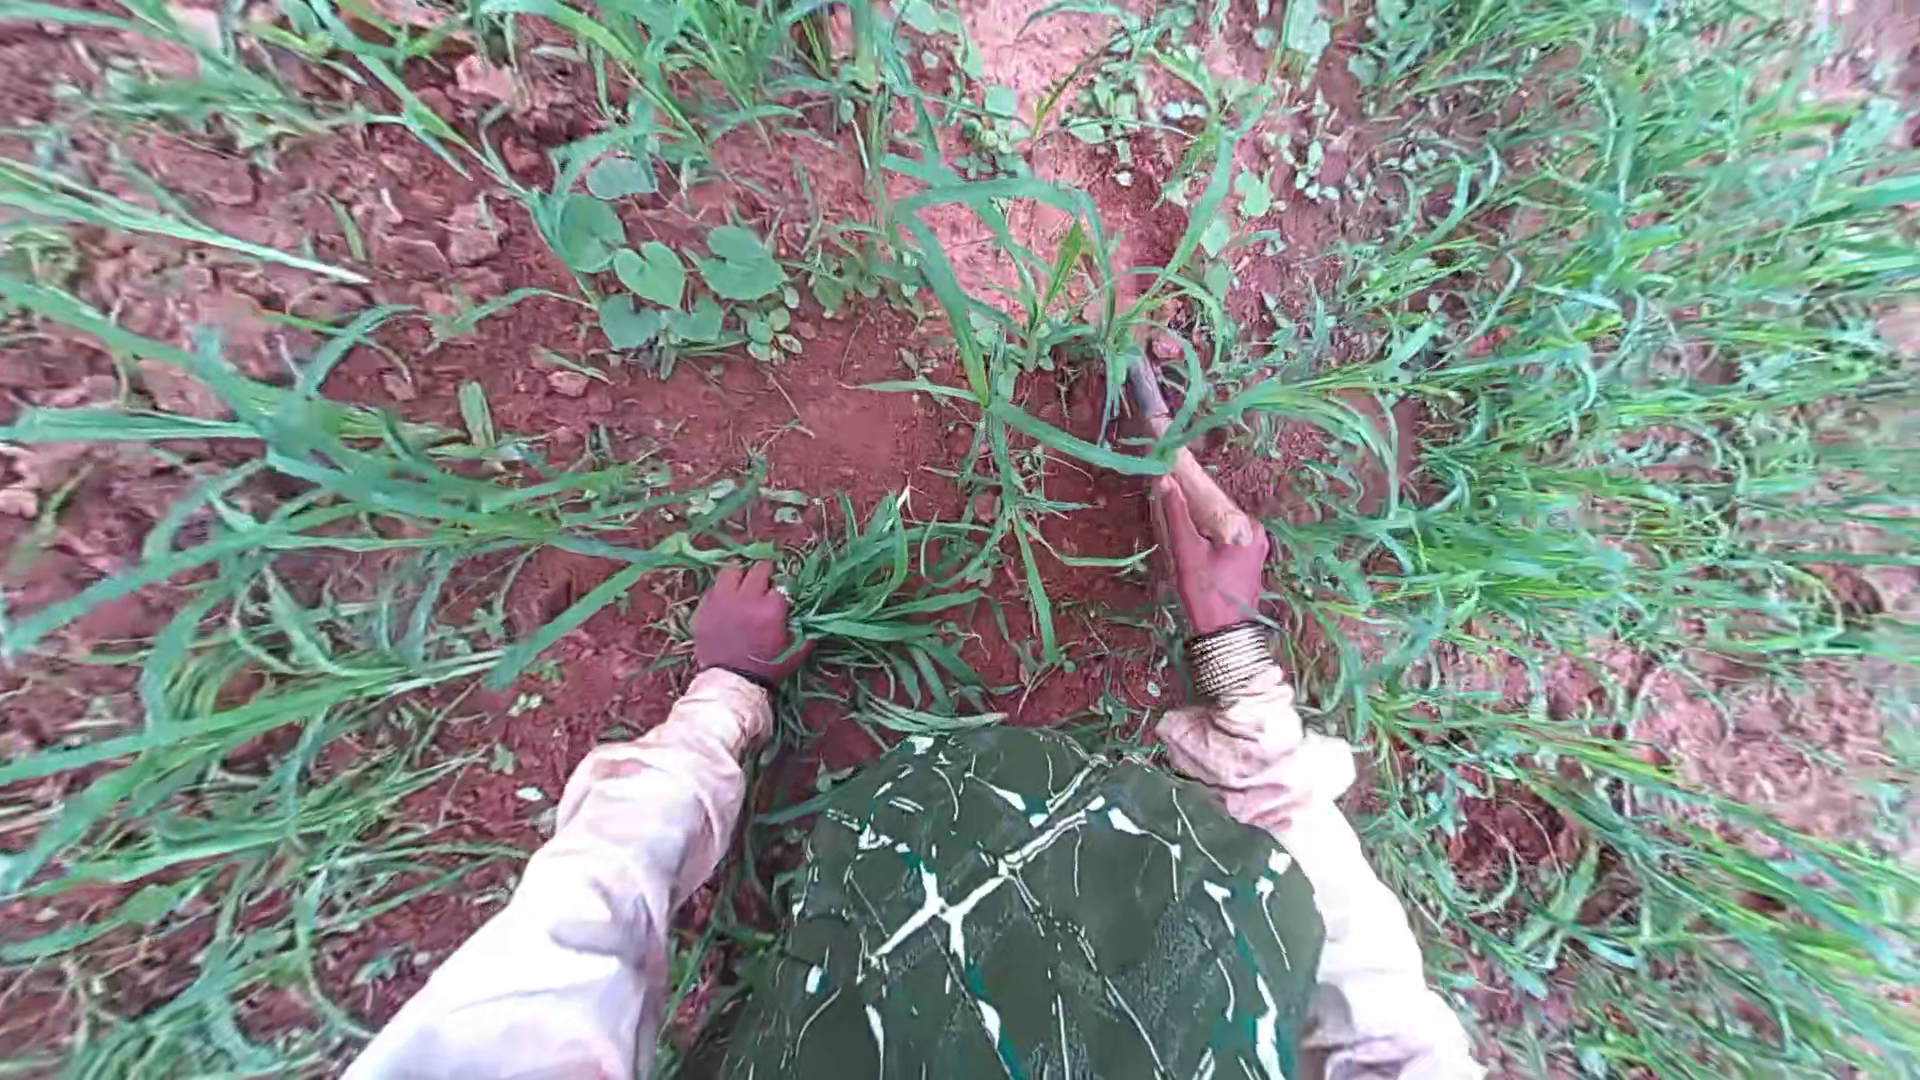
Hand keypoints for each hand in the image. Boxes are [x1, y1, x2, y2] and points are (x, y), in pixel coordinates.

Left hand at [693, 562, 808, 684]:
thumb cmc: (767, 669)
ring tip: (745, 584)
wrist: (731, 685)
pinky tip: (729, 600)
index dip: (788, 586)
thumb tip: (814, 619)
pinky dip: (724, 590)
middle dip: (769, 573)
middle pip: (760, 569)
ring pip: (732, 571)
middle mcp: (747, 598)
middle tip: (770, 582)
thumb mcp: (795, 652)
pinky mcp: (705, 609)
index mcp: (771, 608)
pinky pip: (714, 588)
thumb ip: (807, 632)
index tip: (787, 592)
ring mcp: (723, 602)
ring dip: (742, 575)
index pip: (785, 582)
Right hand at [1153, 477, 1268, 633]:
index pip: (1214, 498)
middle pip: (1217, 513)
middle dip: (1192, 511)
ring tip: (1175, 530)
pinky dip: (1206, 540)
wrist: (1223, 635)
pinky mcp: (1247, 565)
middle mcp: (1256, 535)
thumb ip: (1177, 515)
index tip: (1168, 485)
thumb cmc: (1207, 593)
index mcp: (1247, 527)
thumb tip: (1166, 480)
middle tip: (1166, 511)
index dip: (1189, 492)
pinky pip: (1223, 542)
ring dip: (1198, 527)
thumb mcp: (1187, 551)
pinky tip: (1190, 546)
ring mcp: (1254, 551)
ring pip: (1218, 529)